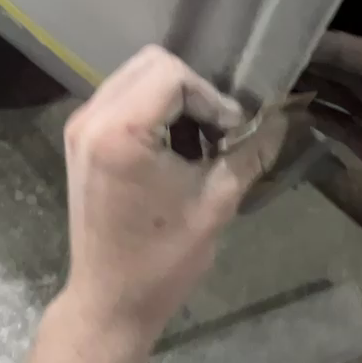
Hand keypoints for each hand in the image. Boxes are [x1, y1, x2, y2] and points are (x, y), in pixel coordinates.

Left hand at [58, 45, 287, 341]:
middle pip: (151, 63)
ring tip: (197, 138)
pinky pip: (120, 97)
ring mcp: (80, 124)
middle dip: (191, 89)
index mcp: (119, 130)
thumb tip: (282, 118)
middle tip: (216, 130)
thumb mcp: (216, 203)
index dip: (210, 96)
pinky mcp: (79, 136)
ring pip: (134, 75)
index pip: (172, 73)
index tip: (229, 133)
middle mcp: (92, 116)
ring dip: (171, 97)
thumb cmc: (162, 259)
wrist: (110, 299)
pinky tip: (172, 144)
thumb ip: (249, 152)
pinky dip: (150, 107)